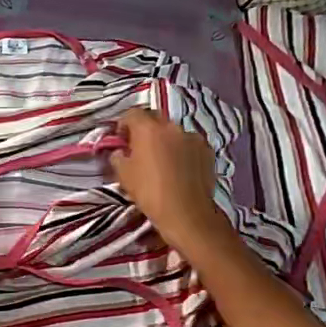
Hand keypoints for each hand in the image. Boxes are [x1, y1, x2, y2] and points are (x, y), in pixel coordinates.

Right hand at [111, 108, 231, 252]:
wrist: (186, 212)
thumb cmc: (150, 192)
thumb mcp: (123, 175)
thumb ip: (118, 156)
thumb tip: (120, 151)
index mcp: (149, 129)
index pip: (132, 113)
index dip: (123, 125)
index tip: (121, 140)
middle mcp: (172, 126)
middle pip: (154, 119)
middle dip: (145, 129)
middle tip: (140, 149)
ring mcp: (193, 137)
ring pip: (174, 132)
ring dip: (165, 140)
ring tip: (162, 160)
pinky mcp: (207, 150)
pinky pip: (189, 144)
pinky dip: (182, 150)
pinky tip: (180, 168)